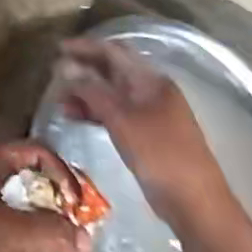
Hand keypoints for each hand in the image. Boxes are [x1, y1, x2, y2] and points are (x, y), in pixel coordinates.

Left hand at [0, 140, 93, 251]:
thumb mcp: (11, 233)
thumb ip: (51, 232)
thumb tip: (85, 238)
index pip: (35, 152)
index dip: (61, 170)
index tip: (76, 202)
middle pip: (38, 185)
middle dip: (62, 210)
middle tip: (81, 234)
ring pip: (34, 217)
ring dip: (54, 240)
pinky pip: (24, 243)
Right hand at [58, 38, 236, 229]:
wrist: (196, 205)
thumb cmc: (160, 155)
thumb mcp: (121, 119)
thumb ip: (91, 90)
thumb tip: (64, 66)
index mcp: (151, 80)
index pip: (113, 51)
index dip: (85, 46)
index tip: (58, 48)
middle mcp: (151, 91)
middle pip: (112, 70)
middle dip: (83, 69)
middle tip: (55, 73)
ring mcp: (150, 114)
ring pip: (111, 93)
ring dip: (85, 93)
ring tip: (59, 101)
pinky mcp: (145, 135)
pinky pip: (114, 113)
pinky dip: (94, 111)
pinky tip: (75, 117)